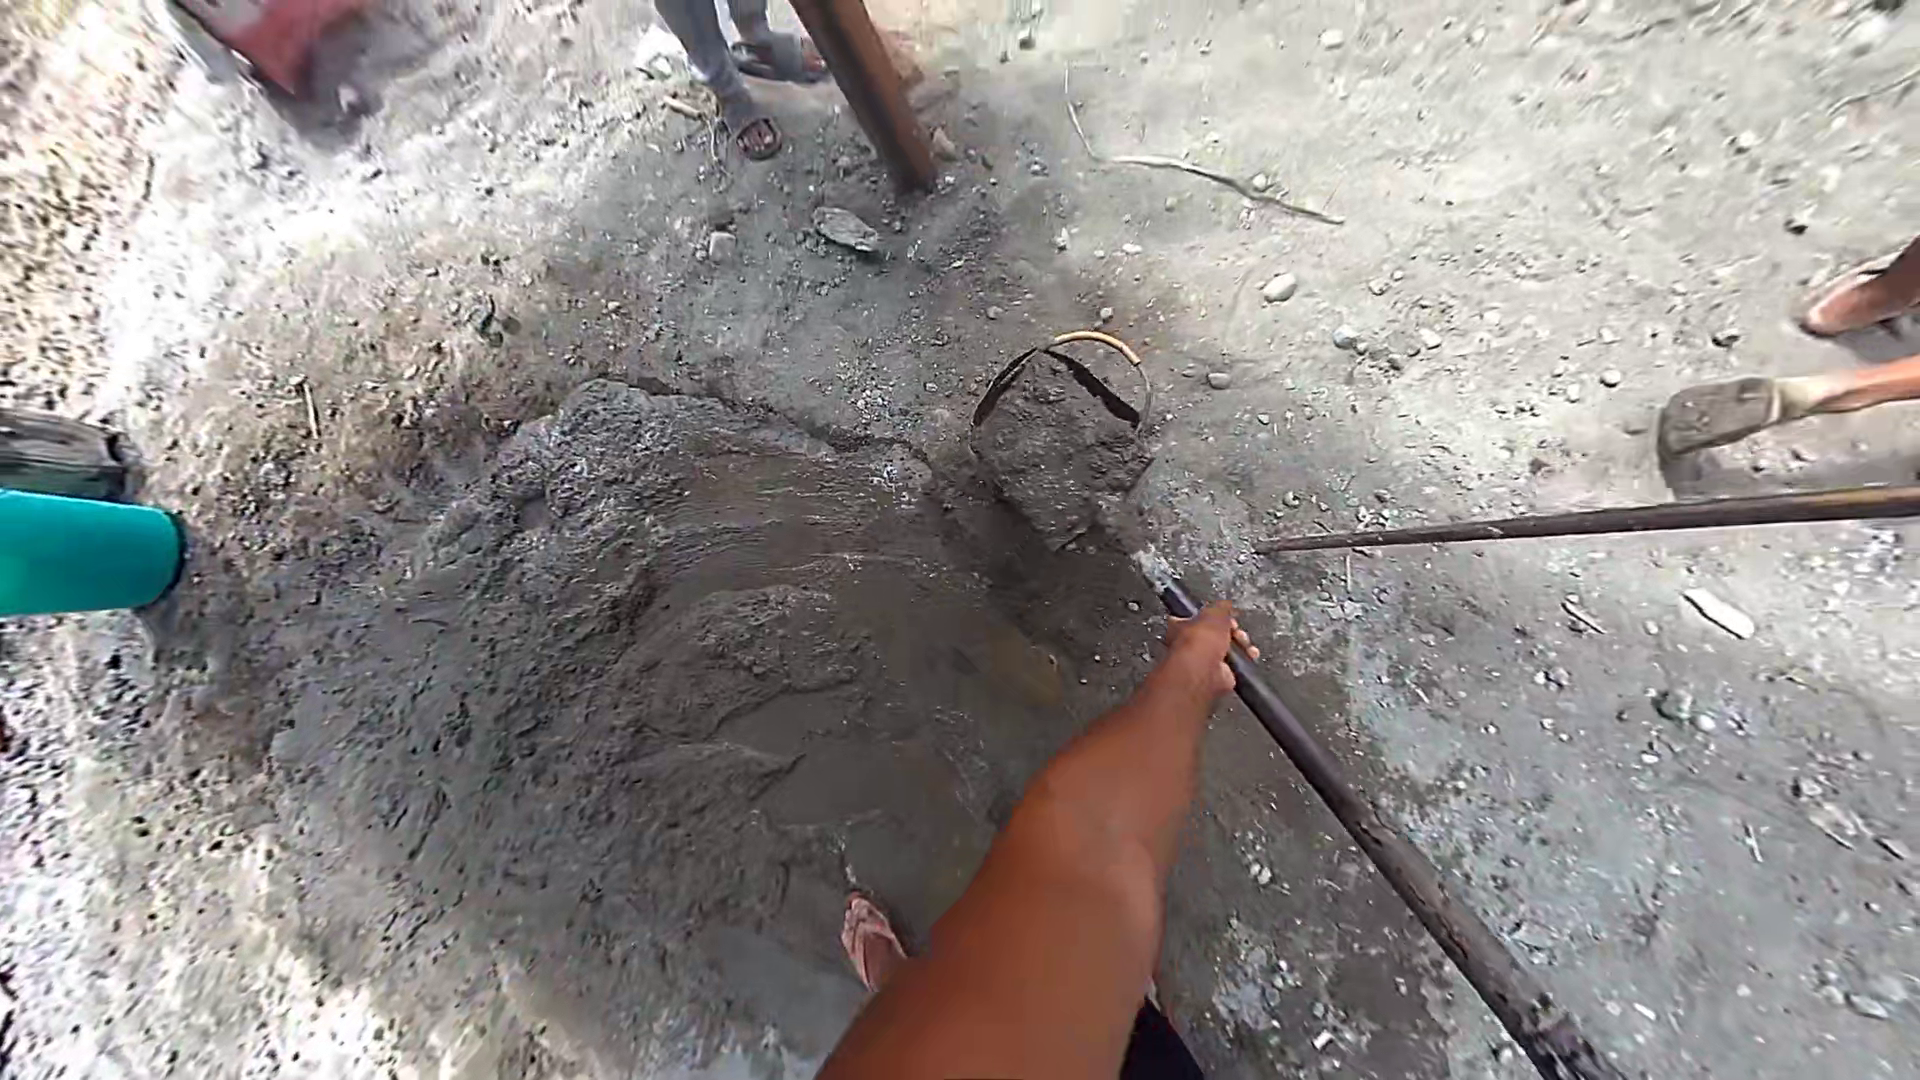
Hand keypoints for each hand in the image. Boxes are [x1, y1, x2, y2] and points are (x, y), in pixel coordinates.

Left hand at [1162, 602, 1257, 696]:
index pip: (1197, 616)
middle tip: (1236, 630)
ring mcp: (1206, 659)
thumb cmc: (1200, 640)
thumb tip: (1227, 604)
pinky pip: (1236, 662)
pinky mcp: (1220, 672)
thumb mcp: (1214, 614)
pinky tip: (1249, 654)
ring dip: (1242, 644)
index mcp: (1181, 626)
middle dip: (1233, 630)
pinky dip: (1246, 658)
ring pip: (1229, 646)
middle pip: (1218, 632)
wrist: (1205, 671)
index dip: (1213, 615)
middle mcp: (1192, 643)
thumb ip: (1221, 607)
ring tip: (1243, 643)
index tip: (1226, 614)